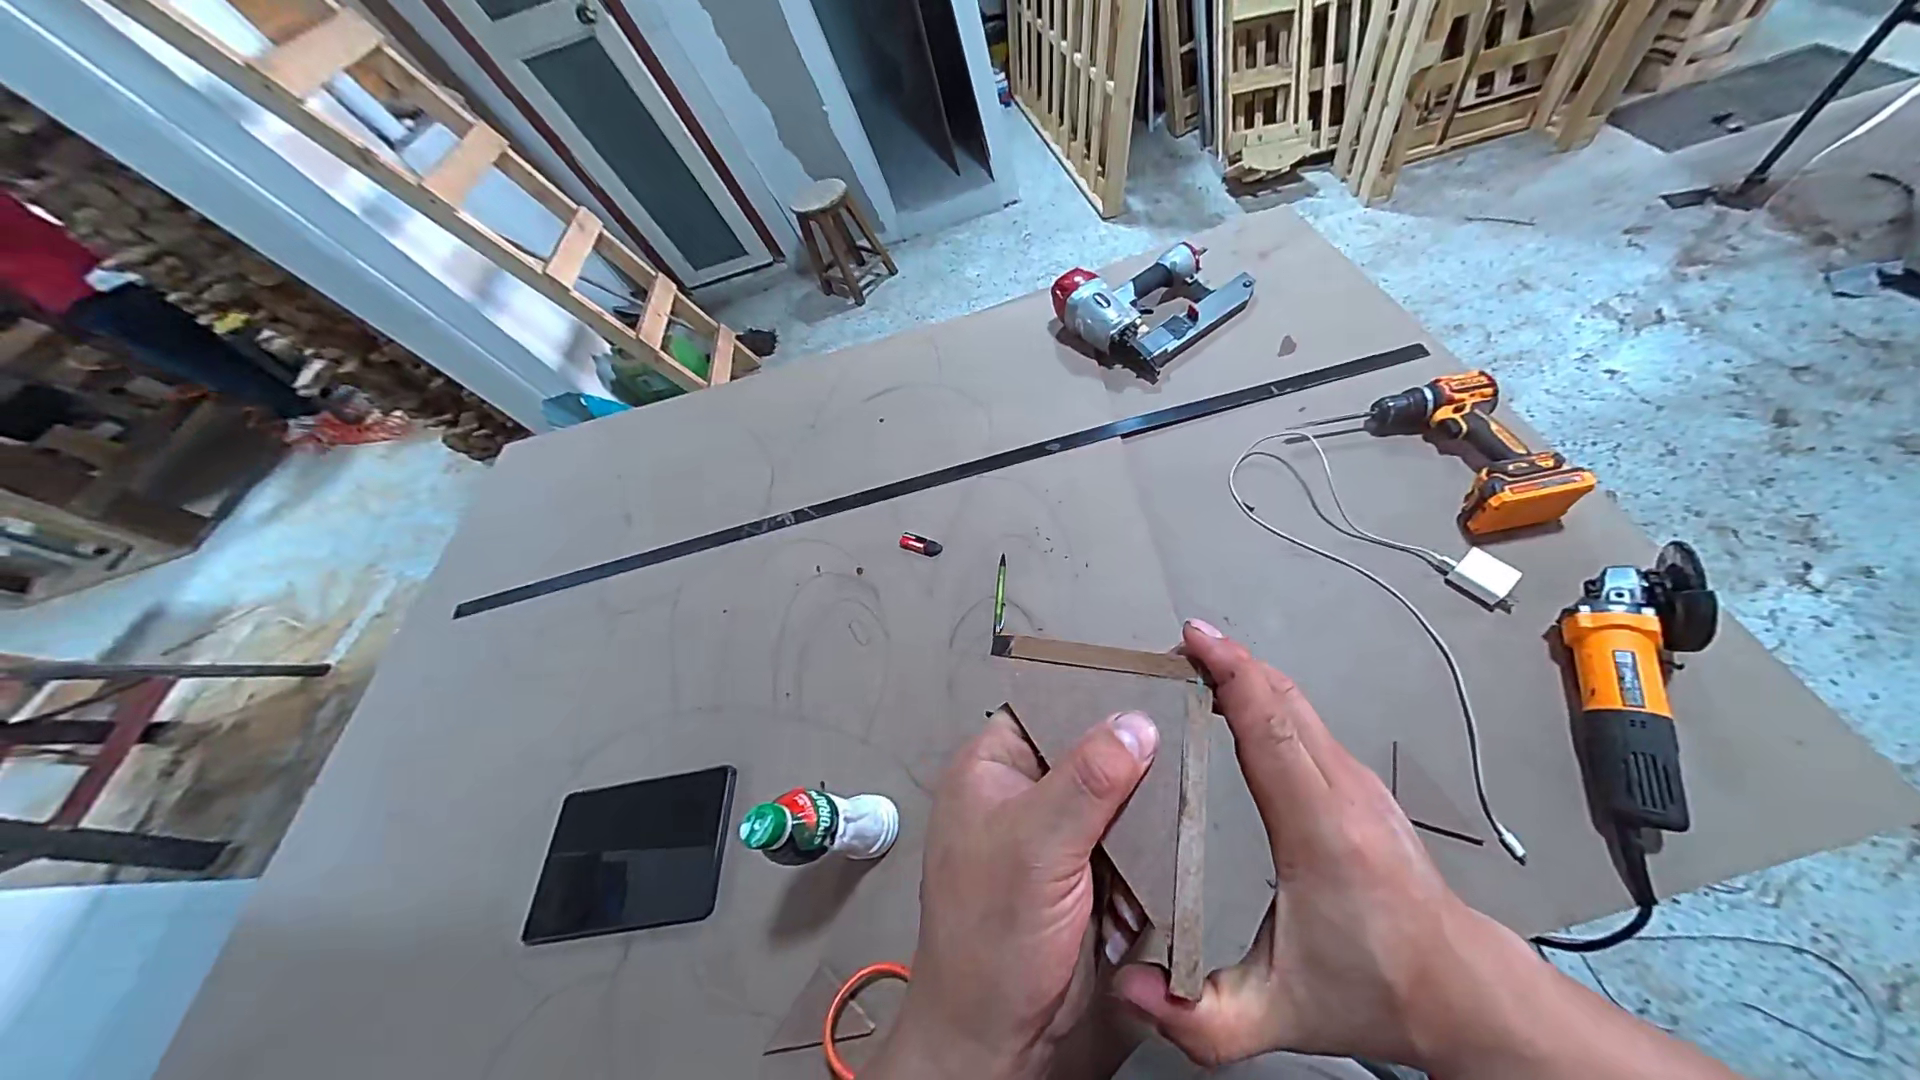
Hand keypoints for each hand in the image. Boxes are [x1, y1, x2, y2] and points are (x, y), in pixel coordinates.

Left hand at [868, 709, 1159, 1079]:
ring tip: (1186, 784)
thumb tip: (1136, 722)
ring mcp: (1053, 830)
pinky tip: (1173, 839)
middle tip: (1186, 731)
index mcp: (991, 767)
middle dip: (1130, 754)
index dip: (1094, 694)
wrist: (997, 1037)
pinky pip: (1123, 834)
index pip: (1046, 706)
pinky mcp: (1081, 867)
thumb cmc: (990, 934)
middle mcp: (1021, 789)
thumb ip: (1086, 782)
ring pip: (1110, 793)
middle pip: (1085, 749)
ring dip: (1144, 802)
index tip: (1151, 683)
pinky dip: (1147, 840)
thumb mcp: (1034, 846)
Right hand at [1113, 619, 1498, 1067]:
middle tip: (1182, 643)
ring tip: (1200, 661)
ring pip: (1296, 702)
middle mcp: (1342, 789)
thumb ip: (1201, 1017)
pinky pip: (1305, 717)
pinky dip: (1266, 691)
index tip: (1195, 639)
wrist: (1464, 988)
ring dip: (1248, 671)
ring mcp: (1355, 780)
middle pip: (1282, 697)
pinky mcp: (1357, 781)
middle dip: (1231, 658)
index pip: (1270, 728)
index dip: (1232, 674)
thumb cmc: (1375, 990)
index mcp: (1320, 829)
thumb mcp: (1279, 1017)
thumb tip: (1128, 989)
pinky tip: (1240, 696)